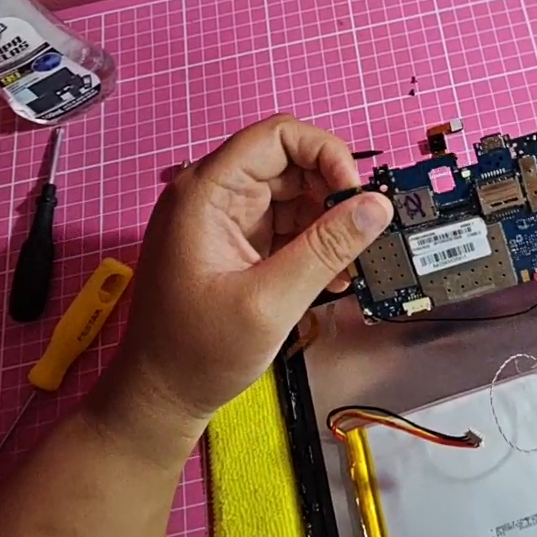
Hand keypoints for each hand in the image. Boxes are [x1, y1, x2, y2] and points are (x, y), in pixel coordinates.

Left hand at [103, 115, 393, 430]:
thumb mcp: (271, 302)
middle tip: (358, 237)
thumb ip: (327, 249)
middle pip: (290, 162)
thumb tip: (377, 205)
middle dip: (332, 194)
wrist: (159, 400)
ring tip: (348, 266)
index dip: (325, 154)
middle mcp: (215, 194)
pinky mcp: (238, 241)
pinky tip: (333, 275)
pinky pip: (287, 222)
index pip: (277, 136)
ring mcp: (226, 218)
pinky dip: (314, 243)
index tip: (354, 196)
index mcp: (208, 192)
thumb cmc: (199, 354)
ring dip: (328, 223)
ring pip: (295, 193)